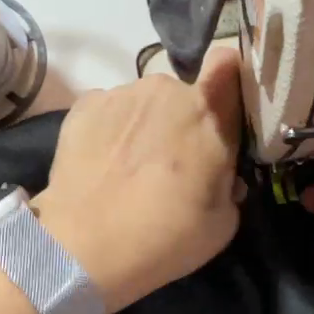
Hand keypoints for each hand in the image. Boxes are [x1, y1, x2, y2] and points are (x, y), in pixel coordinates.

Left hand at [35, 48, 244, 310]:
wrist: (85, 247)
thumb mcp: (222, 224)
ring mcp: (122, 94)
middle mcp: (167, 90)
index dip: (228, 82)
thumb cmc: (165, 238)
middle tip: (171, 166)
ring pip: (144, 103)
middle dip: (182, 122)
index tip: (222, 110)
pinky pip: (109, 110)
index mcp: (209, 114)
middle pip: (184, 95)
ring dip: (144, 126)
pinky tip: (103, 165)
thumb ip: (229, 184)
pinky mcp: (84, 105)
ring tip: (130, 169)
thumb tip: (222, 173)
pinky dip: (111, 131)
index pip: (229, 65)